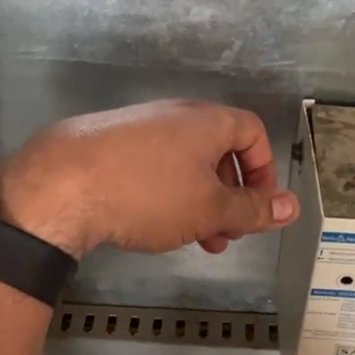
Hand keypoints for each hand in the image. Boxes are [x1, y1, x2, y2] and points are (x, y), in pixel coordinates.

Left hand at [0, 100, 299, 258]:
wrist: (62, 183)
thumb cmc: (148, 193)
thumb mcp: (209, 209)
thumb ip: (253, 208)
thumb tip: (293, 205)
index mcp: (206, 121)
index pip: (252, 131)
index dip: (264, 169)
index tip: (260, 207)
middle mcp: (174, 114)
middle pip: (217, 148)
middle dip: (229, 194)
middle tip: (226, 233)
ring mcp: (138, 125)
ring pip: (183, 161)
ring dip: (197, 199)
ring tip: (192, 240)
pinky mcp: (107, 142)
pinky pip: (151, 164)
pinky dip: (163, 191)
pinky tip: (149, 223)